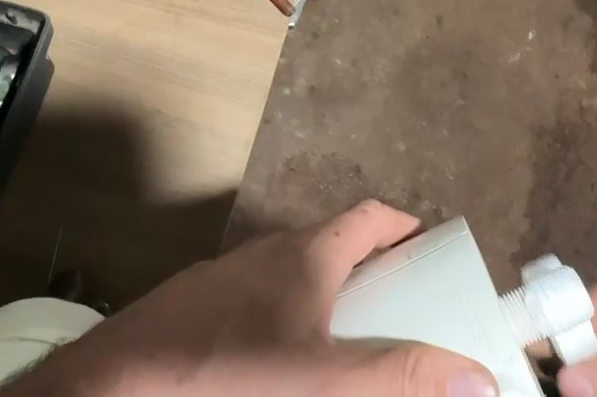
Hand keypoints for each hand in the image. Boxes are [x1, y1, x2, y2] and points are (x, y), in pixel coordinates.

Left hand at [0, 200, 497, 395]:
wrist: (119, 382)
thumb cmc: (229, 370)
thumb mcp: (321, 380)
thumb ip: (397, 377)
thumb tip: (477, 375)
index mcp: (305, 255)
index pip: (368, 216)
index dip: (404, 225)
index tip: (432, 248)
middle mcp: (269, 251)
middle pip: (333, 244)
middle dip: (371, 270)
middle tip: (399, 309)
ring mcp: (230, 274)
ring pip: (293, 271)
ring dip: (327, 293)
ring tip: (345, 338)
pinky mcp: (200, 302)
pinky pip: (260, 296)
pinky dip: (287, 313)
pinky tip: (279, 357)